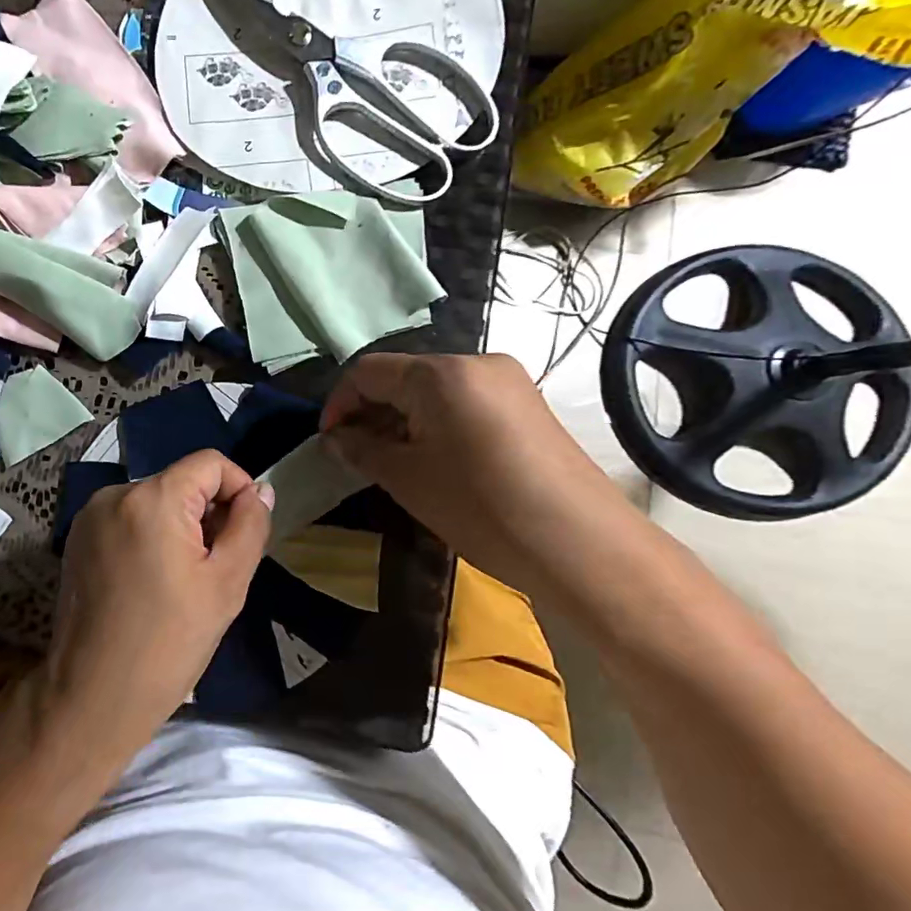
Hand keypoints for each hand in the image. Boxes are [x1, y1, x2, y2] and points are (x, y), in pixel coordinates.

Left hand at [41, 450, 273, 755]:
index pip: (208, 462)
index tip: (244, 533)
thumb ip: (249, 527)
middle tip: (212, 570)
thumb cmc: (168, 641)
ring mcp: (88, 516)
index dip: (238, 488)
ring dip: (177, 529)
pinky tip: (149, 585)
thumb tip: (259, 491)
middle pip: (178, 482)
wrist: (94, 689)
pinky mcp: (76, 539)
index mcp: (151, 498)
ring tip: (179, 584)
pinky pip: (125, 521)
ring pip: (152, 503)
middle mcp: (113, 494)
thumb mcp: (226, 584)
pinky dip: (147, 538)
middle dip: (205, 515)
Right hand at [319, 352, 645, 598]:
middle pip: (401, 377)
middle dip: (369, 411)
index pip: (366, 372)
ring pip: (431, 391)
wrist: (582, 546)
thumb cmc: (479, 505)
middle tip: (354, 454)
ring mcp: (508, 383)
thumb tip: (335, 439)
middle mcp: (476, 363)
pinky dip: (432, 424)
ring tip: (389, 461)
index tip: (328, 442)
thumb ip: (360, 449)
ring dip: (399, 419)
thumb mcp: (405, 478)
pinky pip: (461, 403)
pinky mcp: (526, 407)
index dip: (338, 404)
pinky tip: (430, 460)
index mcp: (440, 374)